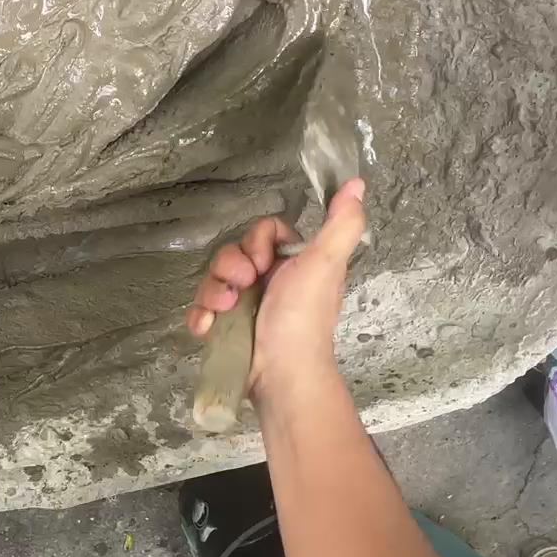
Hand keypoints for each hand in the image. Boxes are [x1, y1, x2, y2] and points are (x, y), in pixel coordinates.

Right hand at [185, 178, 366, 406]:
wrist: (281, 371)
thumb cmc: (304, 318)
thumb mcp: (326, 264)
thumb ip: (341, 224)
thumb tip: (356, 184)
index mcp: (292, 263)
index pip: (261, 233)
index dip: (256, 243)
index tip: (264, 262)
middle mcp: (267, 282)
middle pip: (231, 254)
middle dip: (229, 268)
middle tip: (244, 286)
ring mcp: (242, 306)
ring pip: (212, 281)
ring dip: (213, 293)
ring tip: (226, 310)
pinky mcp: (223, 329)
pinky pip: (201, 311)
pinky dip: (201, 317)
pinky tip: (209, 327)